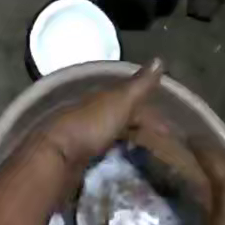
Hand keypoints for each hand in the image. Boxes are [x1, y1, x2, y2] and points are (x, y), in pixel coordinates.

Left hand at [30, 59, 164, 177]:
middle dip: (141, 127)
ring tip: (146, 158)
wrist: (55, 155)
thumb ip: (140, 84)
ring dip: (128, 142)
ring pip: (113, 134)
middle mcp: (94, 111)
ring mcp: (84, 134)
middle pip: (122, 117)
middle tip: (161, 145)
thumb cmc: (92, 124)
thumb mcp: (121, 101)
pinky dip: (116, 155)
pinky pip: (103, 152)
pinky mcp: (77, 157)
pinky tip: (122, 165)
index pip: (133, 99)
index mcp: (105, 96)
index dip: (152, 113)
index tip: (169, 130)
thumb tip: (159, 59)